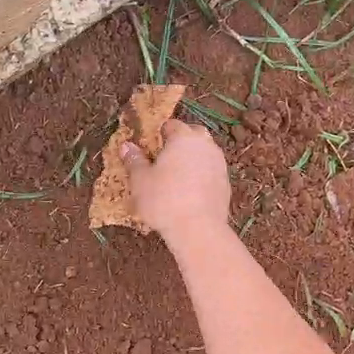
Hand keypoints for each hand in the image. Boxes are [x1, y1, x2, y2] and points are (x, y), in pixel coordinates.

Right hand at [121, 120, 230, 239]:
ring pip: (204, 152)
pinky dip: (201, 175)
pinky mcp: (226, 183)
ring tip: (176, 175)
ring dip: (192, 158)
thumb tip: (126, 146)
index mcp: (183, 138)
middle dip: (180, 141)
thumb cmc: (164, 200)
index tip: (150, 146)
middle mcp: (205, 145)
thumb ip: (134, 160)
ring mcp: (219, 164)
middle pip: (193, 134)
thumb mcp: (141, 181)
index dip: (159, 133)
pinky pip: (210, 171)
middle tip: (164, 157)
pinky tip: (189, 191)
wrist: (198, 229)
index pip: (171, 125)